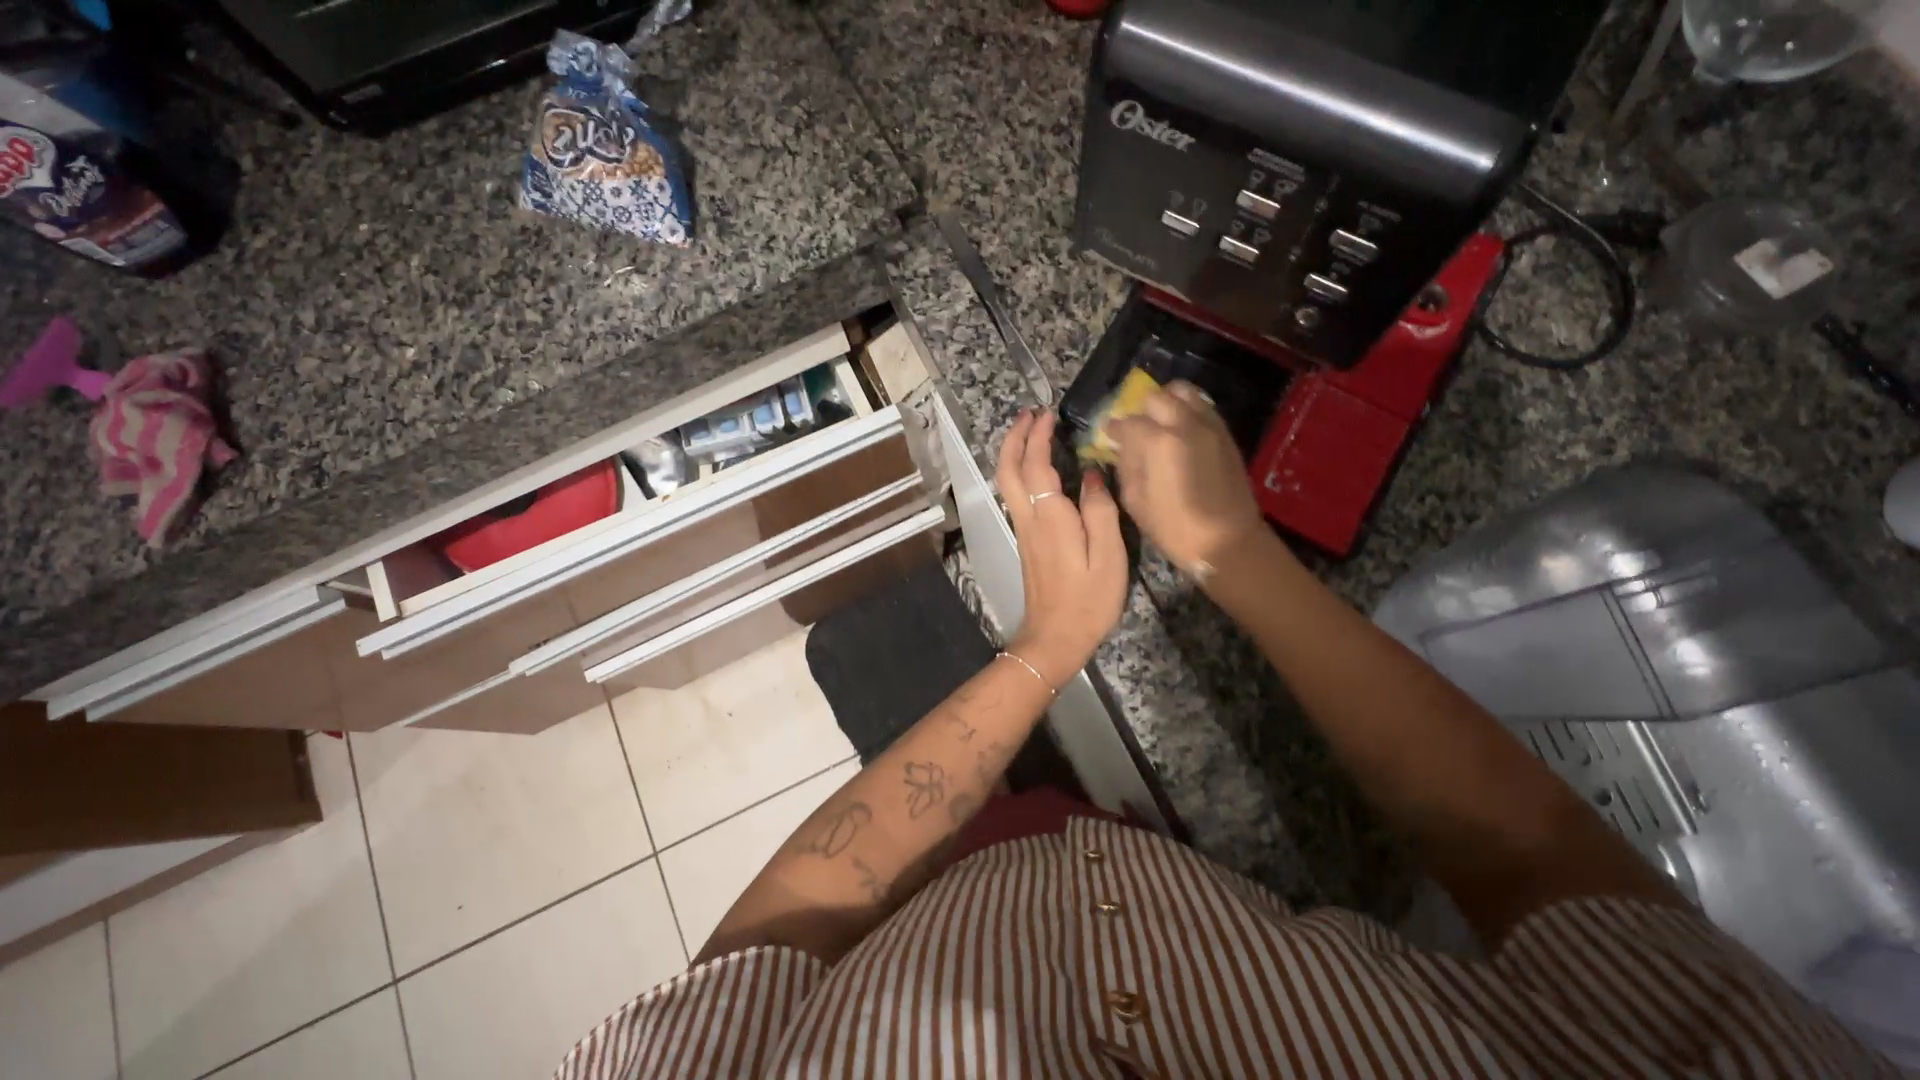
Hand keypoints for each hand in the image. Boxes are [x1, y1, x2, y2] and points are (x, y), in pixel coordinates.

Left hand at [994, 408, 1128, 685]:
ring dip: (1013, 452)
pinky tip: (1036, 469)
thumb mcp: (1108, 555)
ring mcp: (1024, 530)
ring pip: (1007, 482)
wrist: (1055, 638)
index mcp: (1050, 517)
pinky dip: (1019, 471)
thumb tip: (1091, 473)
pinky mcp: (1026, 542)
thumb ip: (1100, 510)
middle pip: (1008, 469)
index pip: (1035, 465)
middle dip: (1015, 437)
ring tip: (1029, 432)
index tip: (1047, 414)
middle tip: (1030, 414)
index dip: (1038, 437)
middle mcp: (1029, 518)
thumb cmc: (1088, 599)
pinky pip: (1015, 494)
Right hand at [1108, 381, 1266, 574]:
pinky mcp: (1225, 433)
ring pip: (1183, 392)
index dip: (1114, 429)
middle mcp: (1184, 424)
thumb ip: (1126, 466)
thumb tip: (1123, 448)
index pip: (1127, 422)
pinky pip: (1202, 406)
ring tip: (1161, 422)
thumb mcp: (1136, 502)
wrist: (1229, 542)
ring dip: (1166, 402)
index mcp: (1158, 443)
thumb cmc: (1176, 529)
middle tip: (1136, 430)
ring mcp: (1209, 425)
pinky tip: (1181, 430)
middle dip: (1140, 411)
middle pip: (1155, 397)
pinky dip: (1187, 409)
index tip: (1109, 436)